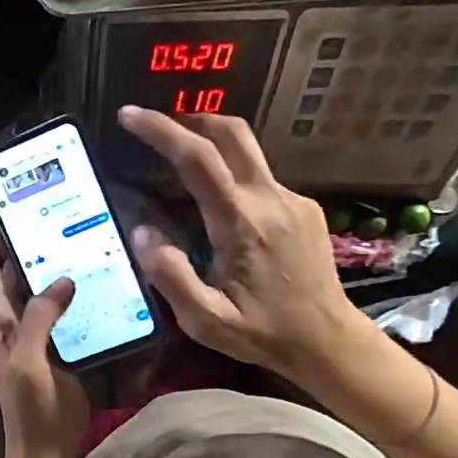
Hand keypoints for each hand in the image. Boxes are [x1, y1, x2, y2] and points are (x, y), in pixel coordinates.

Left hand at [0, 215, 89, 457]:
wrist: (46, 447)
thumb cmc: (29, 407)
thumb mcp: (29, 362)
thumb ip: (40, 319)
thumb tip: (63, 279)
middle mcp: (14, 316)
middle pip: (15, 270)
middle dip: (27, 239)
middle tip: (52, 204)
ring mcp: (38, 328)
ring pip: (42, 285)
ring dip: (55, 261)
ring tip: (79, 228)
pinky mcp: (60, 340)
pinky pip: (65, 306)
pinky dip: (76, 288)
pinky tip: (99, 272)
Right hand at [119, 106, 371, 380]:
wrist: (327, 340)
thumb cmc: (263, 332)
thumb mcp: (206, 320)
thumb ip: (170, 276)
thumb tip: (143, 233)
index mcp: (241, 223)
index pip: (197, 158)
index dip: (160, 130)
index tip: (129, 116)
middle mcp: (270, 199)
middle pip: (231, 133)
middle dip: (192, 119)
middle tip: (160, 127)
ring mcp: (292, 200)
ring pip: (249, 152)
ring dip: (213, 145)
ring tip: (183, 166)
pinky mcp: (305, 208)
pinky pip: (262, 178)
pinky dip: (234, 176)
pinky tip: (223, 208)